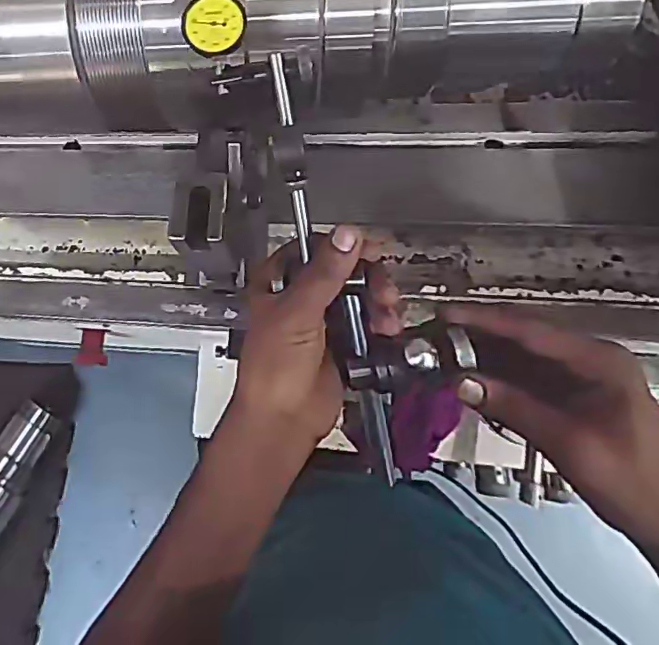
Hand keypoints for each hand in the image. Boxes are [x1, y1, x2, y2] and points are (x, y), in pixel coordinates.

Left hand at [228, 225, 375, 446]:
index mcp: (278, 281)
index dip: (342, 246)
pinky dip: (380, 323)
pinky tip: (386, 329)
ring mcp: (321, 320)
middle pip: (342, 271)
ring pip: (358, 296)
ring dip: (378, 301)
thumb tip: (345, 237)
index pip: (314, 248)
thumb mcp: (299, 311)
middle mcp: (299, 296)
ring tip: (386, 313)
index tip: (368, 248)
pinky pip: (367, 322)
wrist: (284, 421)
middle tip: (382, 287)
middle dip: (367, 277)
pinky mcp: (341, 342)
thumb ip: (325, 273)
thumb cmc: (272, 369)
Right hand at [444, 305, 658, 549]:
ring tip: (446, 356)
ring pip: (523, 358)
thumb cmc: (633, 484)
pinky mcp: (574, 397)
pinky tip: (474, 382)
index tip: (447, 314)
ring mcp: (583, 377)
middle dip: (479, 337)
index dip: (484, 320)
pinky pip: (529, 378)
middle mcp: (591, 359)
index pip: (530, 329)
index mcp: (600, 360)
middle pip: (524, 338)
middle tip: (438, 335)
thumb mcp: (569, 444)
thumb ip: (514, 407)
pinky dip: (501, 379)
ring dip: (486, 358)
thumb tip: (462, 383)